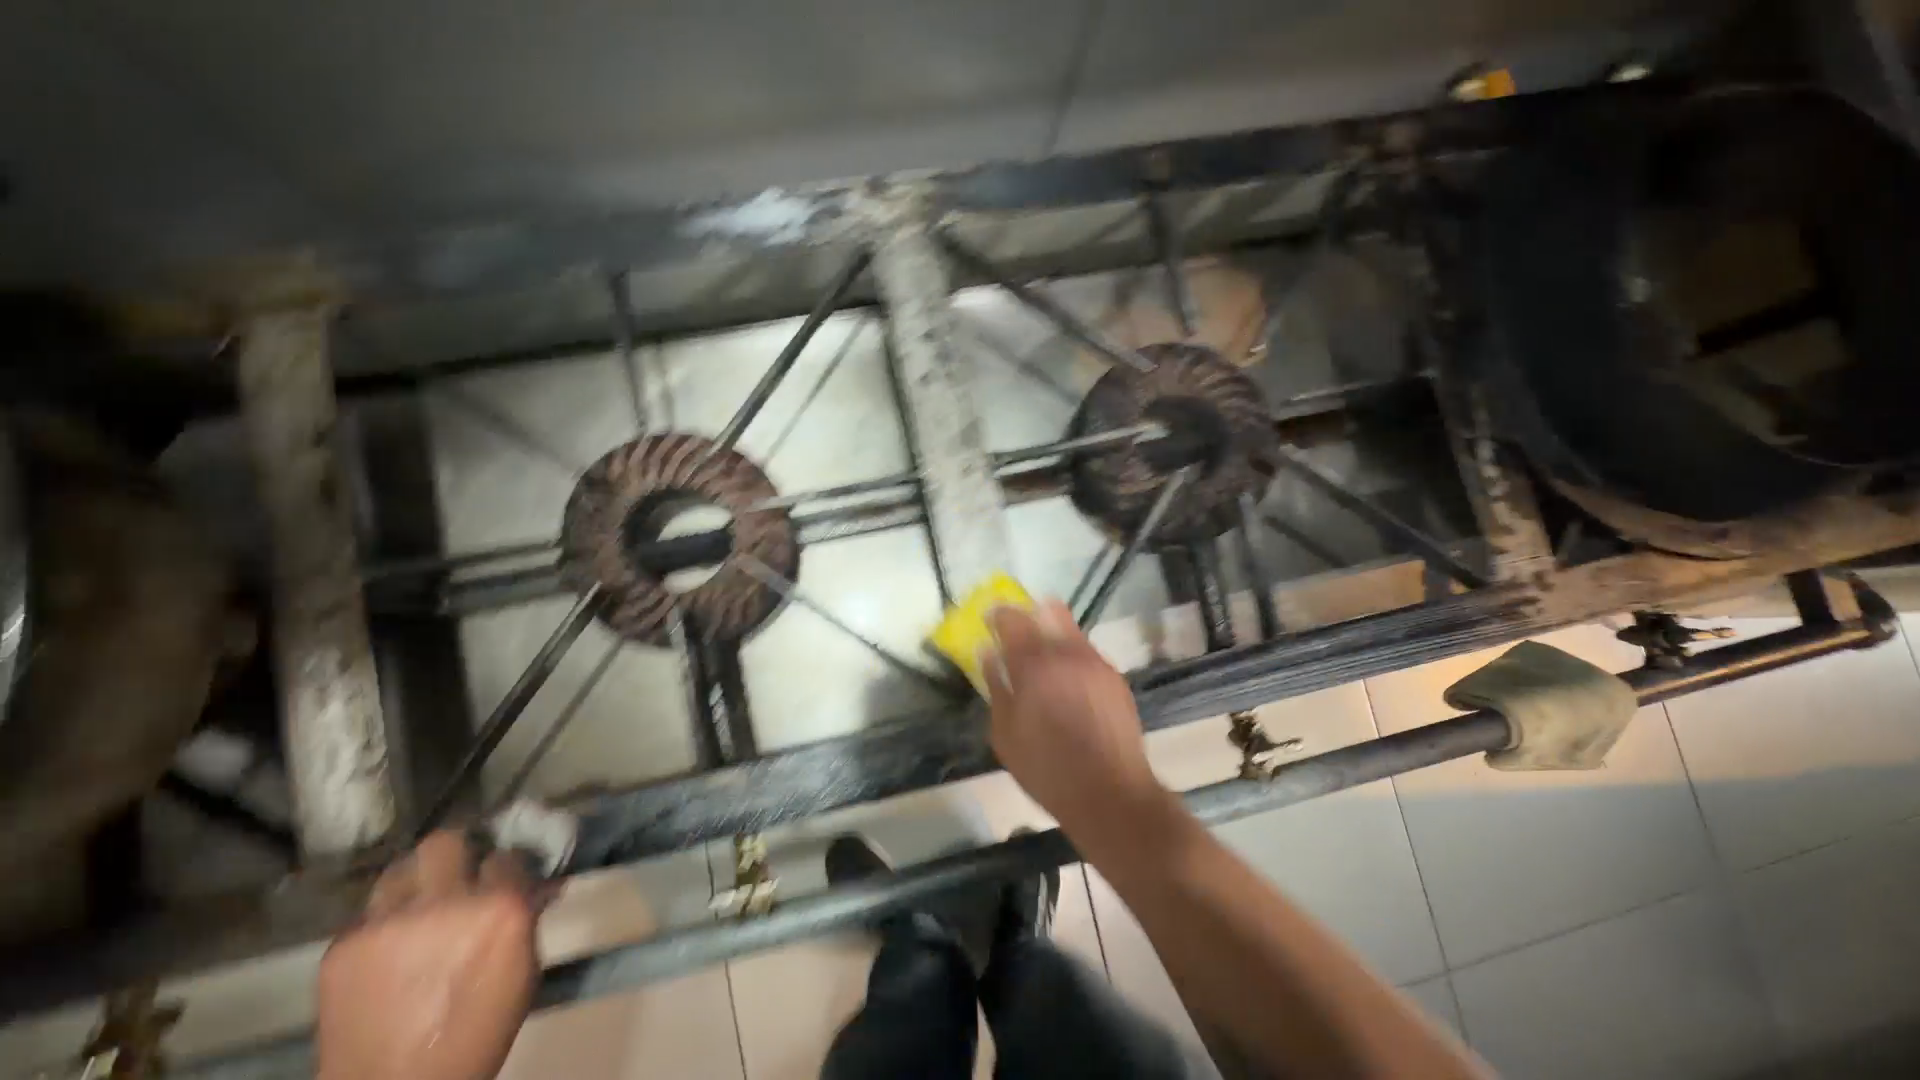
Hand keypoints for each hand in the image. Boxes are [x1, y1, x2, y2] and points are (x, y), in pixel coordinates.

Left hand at [317, 831, 548, 1079]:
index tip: (500, 882)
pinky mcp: (345, 943)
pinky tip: (387, 950)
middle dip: (455, 855)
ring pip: (400, 869)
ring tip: (416, 908)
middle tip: (456, 876)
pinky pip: (367, 913)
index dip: (504, 870)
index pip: (506, 856)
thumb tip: (538, 886)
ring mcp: (389, 921)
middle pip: (446, 842)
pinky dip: (382, 924)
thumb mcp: (523, 976)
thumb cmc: (478, 1036)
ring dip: (413, 883)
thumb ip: (526, 923)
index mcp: (501, 910)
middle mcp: (447, 902)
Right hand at [983, 600, 1174, 839]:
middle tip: (1016, 635)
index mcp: (1035, 665)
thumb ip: (996, 687)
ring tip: (1042, 663)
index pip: (1012, 619)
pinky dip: (1072, 657)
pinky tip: (1066, 685)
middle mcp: (1069, 653)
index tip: (989, 620)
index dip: (998, 614)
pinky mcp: (1115, 678)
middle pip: (1048, 611)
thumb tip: (987, 654)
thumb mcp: (1006, 734)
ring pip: (1071, 631)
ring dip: (1053, 635)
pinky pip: (1087, 654)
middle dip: (1029, 616)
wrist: (1110, 793)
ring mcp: (1097, 663)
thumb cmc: (1047, 770)